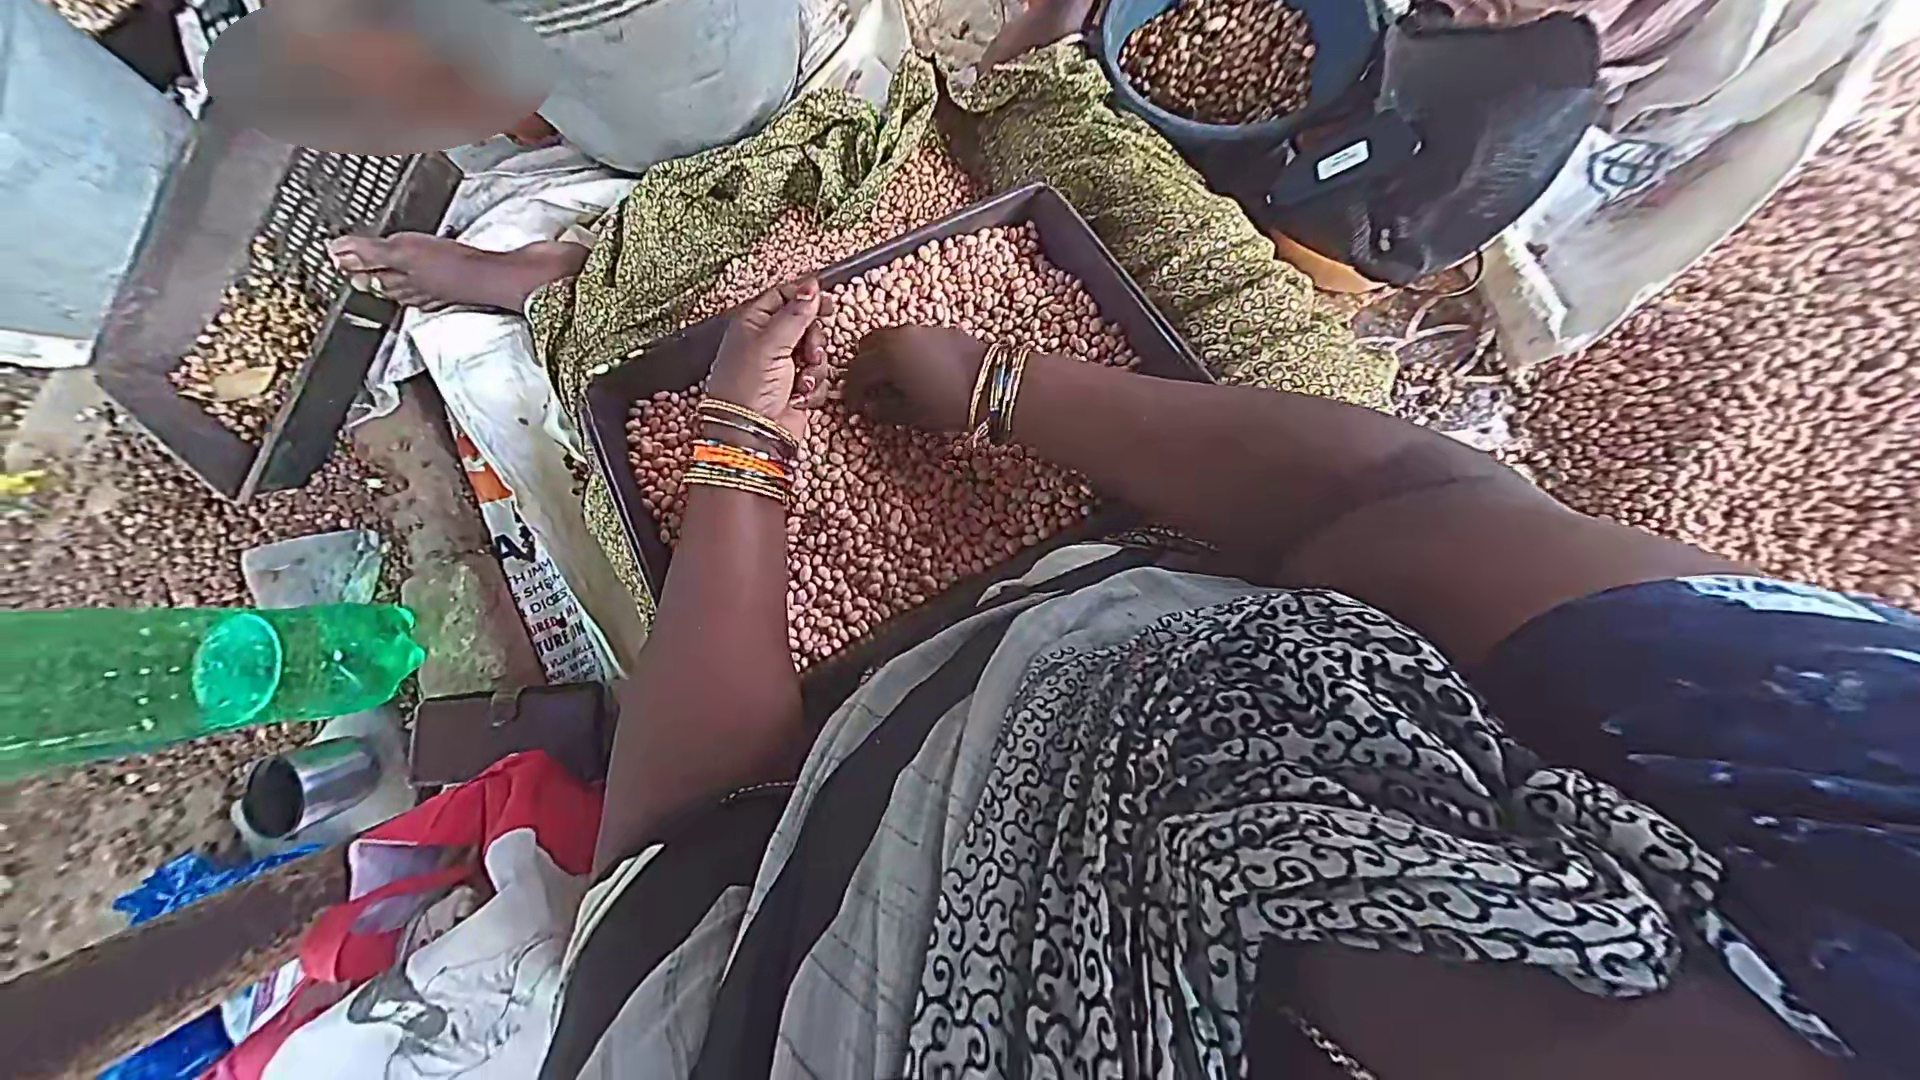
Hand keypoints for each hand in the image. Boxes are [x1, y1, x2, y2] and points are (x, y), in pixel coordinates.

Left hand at [709, 279, 834, 437]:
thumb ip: (795, 314)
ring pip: (817, 355)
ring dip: (814, 369)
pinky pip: (819, 380)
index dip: (805, 298)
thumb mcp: (771, 343)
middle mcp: (770, 344)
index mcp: (755, 324)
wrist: (752, 433)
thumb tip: (812, 287)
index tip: (825, 304)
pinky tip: (799, 397)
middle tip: (810, 353)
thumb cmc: (748, 388)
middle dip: (814, 341)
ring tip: (801, 382)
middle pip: (807, 326)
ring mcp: (785, 368)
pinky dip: (813, 390)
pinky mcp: (798, 390)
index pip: (784, 297)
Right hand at [844, 326, 989, 432]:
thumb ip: (886, 410)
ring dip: (885, 357)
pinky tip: (918, 372)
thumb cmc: (950, 404)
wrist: (994, 383)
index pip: (856, 371)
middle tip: (870, 390)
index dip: (852, 391)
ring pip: (890, 338)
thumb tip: (870, 408)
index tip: (855, 406)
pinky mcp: (942, 330)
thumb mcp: (914, 414)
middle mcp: (900, 335)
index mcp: (887, 356)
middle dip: (864, 366)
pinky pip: (913, 338)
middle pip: (868, 345)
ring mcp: (922, 329)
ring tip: (894, 381)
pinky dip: (906, 352)